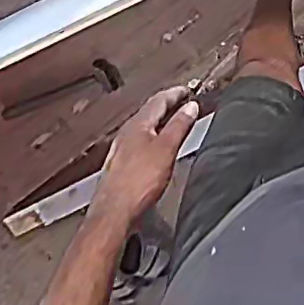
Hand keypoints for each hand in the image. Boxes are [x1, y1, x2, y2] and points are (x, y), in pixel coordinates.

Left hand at [88, 87, 199, 228]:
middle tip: (181, 102)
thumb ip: (179, 125)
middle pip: (149, 112)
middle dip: (167, 106)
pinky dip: (152, 139)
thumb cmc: (136, 183)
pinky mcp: (121, 167)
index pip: (158, 100)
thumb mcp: (166, 149)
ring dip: (160, 122)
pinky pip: (139, 144)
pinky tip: (156, 150)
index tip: (186, 90)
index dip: (175, 93)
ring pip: (143, 128)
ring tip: (172, 123)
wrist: (113, 214)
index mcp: (137, 124)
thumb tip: (190, 107)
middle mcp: (126, 134)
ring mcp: (121, 150)